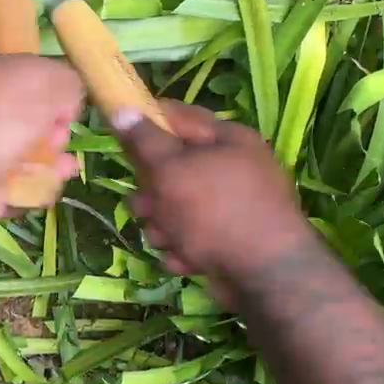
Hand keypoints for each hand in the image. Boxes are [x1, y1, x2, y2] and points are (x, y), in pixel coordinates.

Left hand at [0, 53, 83, 242]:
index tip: (67, 104)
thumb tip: (66, 102)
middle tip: (60, 137)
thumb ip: (65, 81)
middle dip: (51, 128)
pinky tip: (50, 188)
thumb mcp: (45, 79)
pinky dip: (33, 188)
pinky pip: (12, 186)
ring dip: (49, 161)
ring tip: (65, 168)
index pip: (18, 75)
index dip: (49, 88)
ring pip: (19, 154)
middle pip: (22, 117)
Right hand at [112, 102, 318, 306]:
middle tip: (146, 206)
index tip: (119, 140)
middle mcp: (231, 167)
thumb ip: (143, 140)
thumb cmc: (214, 211)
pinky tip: (187, 258)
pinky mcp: (227, 237)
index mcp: (225, 139)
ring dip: (161, 226)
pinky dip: (182, 247)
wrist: (264, 275)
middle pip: (169, 167)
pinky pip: (189, 235)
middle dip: (150, 193)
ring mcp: (231, 204)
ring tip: (169, 238)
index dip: (143, 124)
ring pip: (173, 206)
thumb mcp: (170, 170)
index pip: (175, 115)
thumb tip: (122, 108)